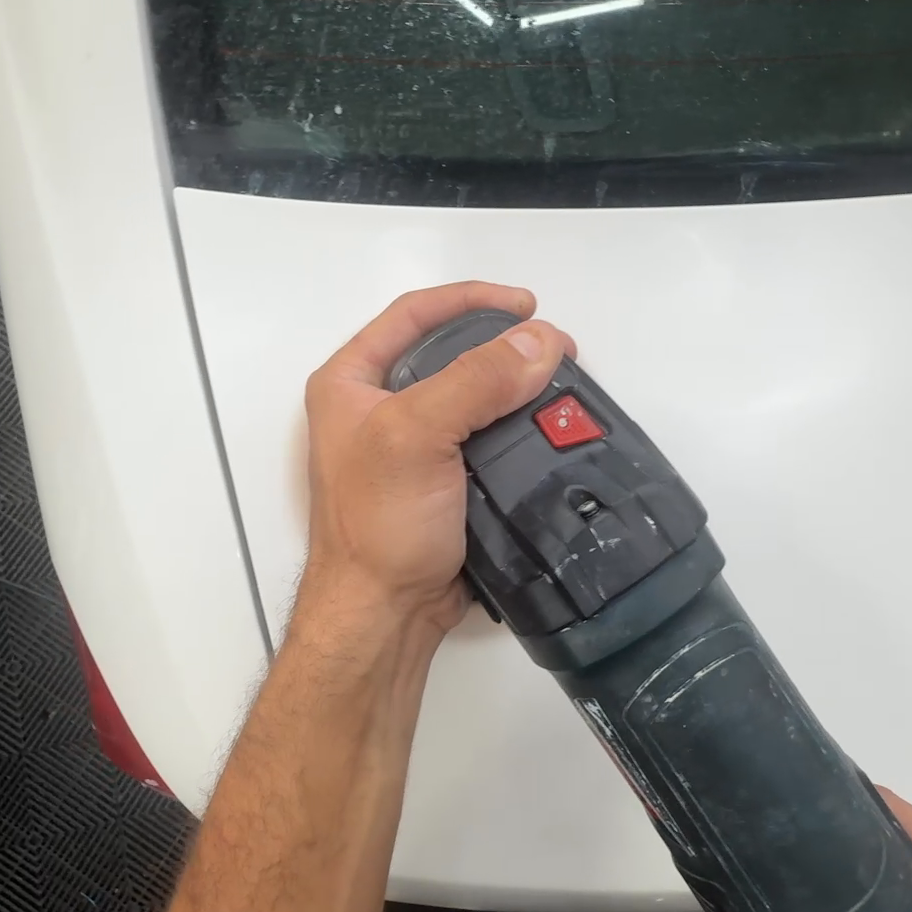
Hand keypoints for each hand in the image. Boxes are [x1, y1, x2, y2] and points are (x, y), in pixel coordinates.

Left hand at [300, 282, 574, 633]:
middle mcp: (376, 405)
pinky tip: (548, 426)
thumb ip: (475, 380)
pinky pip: (485, 434)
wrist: (385, 613)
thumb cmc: (381, 522)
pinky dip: (518, 425)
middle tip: (554, 348)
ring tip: (561, 386)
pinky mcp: (442, 477)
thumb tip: (542, 340)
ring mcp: (410, 443)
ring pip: (472, 394)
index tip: (527, 304)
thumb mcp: (416, 436)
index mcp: (350, 381)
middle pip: (447, 351)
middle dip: (502, 344)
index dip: (470, 299)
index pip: (412, 315)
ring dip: (515, 386)